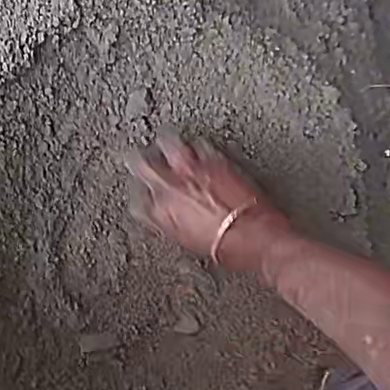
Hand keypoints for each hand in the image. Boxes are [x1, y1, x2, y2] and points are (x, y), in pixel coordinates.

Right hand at [125, 135, 284, 263]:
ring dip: (166, 144)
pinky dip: (196, 145)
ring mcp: (191, 169)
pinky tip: (197, 147)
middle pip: (141, 163)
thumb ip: (169, 221)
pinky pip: (198, 143)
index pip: (137, 195)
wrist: (252, 236)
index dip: (140, 191)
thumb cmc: (223, 246)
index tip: (144, 190)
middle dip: (141, 159)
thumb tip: (167, 215)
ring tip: (166, 143)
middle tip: (144, 157)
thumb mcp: (184, 240)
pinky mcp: (215, 159)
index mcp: (158, 212)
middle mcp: (168, 186)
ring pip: (166, 144)